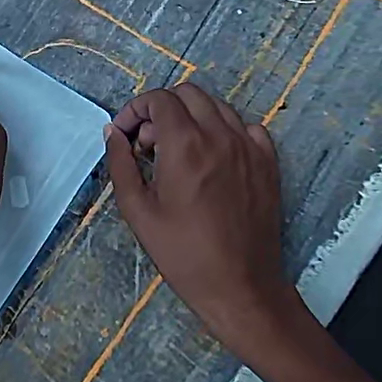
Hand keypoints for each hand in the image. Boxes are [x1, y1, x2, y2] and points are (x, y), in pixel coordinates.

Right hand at [103, 85, 296, 359]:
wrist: (240, 287)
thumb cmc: (182, 252)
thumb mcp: (137, 209)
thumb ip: (120, 163)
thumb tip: (113, 133)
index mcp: (185, 146)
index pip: (159, 99)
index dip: (134, 110)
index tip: (125, 135)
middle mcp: (220, 137)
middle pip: (188, 93)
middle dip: (160, 109)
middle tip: (147, 143)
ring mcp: (250, 148)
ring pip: (217, 106)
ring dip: (190, 117)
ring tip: (176, 150)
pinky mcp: (268, 164)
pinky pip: (246, 127)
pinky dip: (223, 130)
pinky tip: (211, 157)